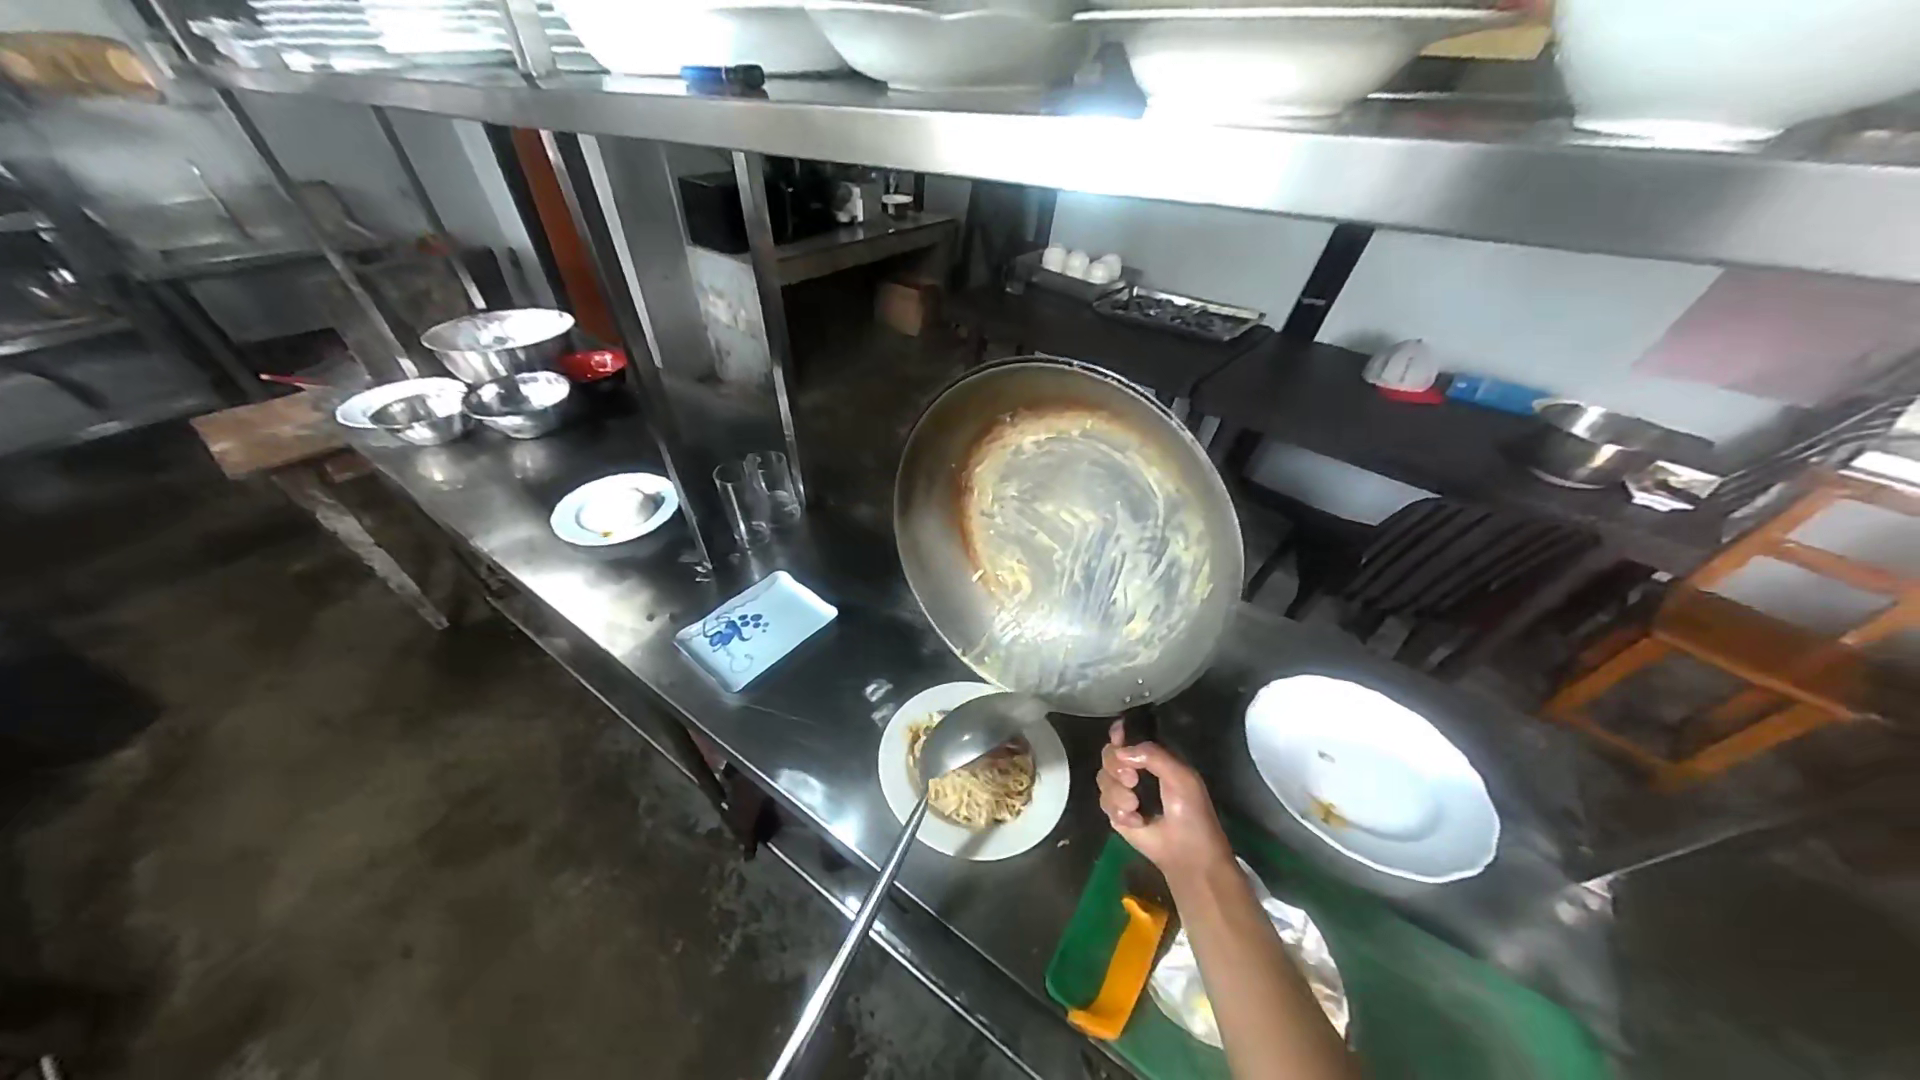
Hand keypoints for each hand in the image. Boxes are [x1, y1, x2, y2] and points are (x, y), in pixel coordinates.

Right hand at [1097, 722, 1233, 884]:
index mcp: (1153, 757)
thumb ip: (1153, 755)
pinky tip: (1135, 821)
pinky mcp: (1116, 812)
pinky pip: (1103, 801)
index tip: (1118, 739)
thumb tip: (1120, 751)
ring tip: (1136, 807)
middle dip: (1116, 766)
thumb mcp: (1181, 777)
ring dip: (1118, 793)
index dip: (1119, 734)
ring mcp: (1124, 791)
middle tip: (1132, 780)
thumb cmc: (1191, 812)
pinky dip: (1118, 810)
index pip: (1129, 737)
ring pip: (1103, 778)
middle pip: (1109, 754)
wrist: (1187, 853)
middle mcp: (1136, 770)